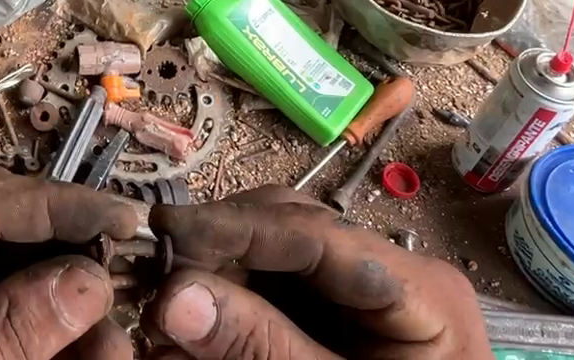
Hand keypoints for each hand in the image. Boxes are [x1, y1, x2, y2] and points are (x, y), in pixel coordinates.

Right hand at [146, 187, 490, 359]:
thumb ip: (262, 349)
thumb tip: (172, 297)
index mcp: (420, 290)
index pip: (312, 231)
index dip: (232, 226)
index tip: (163, 230)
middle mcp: (389, 274)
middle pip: (285, 232)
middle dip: (216, 252)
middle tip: (154, 276)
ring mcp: (360, 295)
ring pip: (267, 257)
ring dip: (211, 280)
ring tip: (161, 313)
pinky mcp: (332, 317)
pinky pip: (268, 292)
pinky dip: (226, 309)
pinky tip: (188, 330)